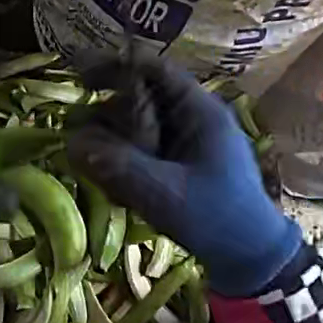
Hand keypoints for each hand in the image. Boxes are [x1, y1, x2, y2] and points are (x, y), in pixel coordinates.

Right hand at [67, 58, 299, 296]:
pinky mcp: (182, 162)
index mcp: (199, 112)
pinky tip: (115, 186)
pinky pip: (146, 147)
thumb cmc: (216, 218)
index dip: (116, 66)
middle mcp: (193, 119)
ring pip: (140, 124)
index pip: (155, 69)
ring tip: (91, 164)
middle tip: (76, 128)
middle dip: (108, 112)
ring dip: (113, 139)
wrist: (251, 256)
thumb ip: (117, 165)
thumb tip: (71, 142)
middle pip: (142, 97)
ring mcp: (188, 141)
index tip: (80, 75)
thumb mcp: (163, 192)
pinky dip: (126, 158)